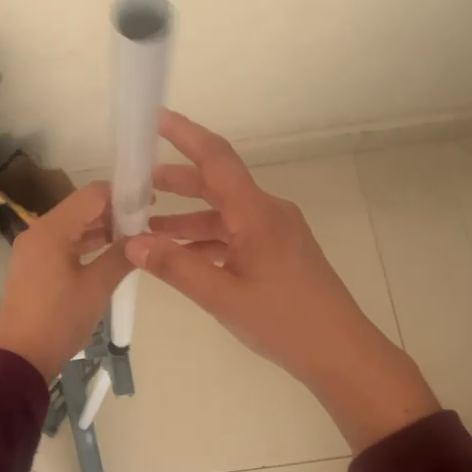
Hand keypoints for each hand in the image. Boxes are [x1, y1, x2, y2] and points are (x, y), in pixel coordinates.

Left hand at [0, 181, 133, 383]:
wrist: (21, 358)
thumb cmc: (59, 321)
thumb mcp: (96, 288)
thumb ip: (121, 256)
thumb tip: (144, 237)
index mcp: (51, 231)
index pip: (91, 194)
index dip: (122, 194)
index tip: (150, 203)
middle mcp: (37, 233)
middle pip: (80, 209)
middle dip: (113, 213)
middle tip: (146, 224)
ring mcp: (32, 251)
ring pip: (71, 228)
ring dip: (100, 230)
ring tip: (134, 240)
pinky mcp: (32, 268)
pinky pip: (62, 246)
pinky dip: (84, 246)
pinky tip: (108, 255)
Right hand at [123, 109, 438, 449]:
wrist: (339, 352)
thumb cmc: (283, 322)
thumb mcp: (222, 297)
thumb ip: (175, 268)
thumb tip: (132, 242)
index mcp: (256, 214)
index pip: (217, 159)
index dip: (185, 136)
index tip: (155, 120)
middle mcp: (267, 213)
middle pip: (216, 185)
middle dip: (176, 182)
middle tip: (135, 183)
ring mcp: (275, 234)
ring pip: (222, 216)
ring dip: (186, 220)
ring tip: (145, 228)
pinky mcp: (278, 254)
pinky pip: (234, 236)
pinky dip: (204, 243)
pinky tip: (179, 259)